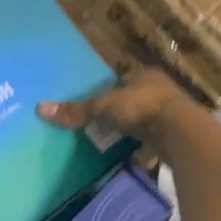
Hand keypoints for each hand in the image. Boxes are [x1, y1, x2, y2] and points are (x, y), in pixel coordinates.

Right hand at [37, 69, 194, 145]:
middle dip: (121, 108)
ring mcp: (169, 109)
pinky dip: (144, 138)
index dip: (109, 90)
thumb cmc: (142, 108)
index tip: (97, 104)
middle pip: (133, 97)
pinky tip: (134, 146)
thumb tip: (40, 108)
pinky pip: (153, 132)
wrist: (179, 131)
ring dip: (134, 124)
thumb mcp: (104, 107)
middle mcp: (159, 87)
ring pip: (144, 115)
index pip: (122, 80)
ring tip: (115, 135)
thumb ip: (77, 110)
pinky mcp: (175, 130)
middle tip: (103, 121)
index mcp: (144, 74)